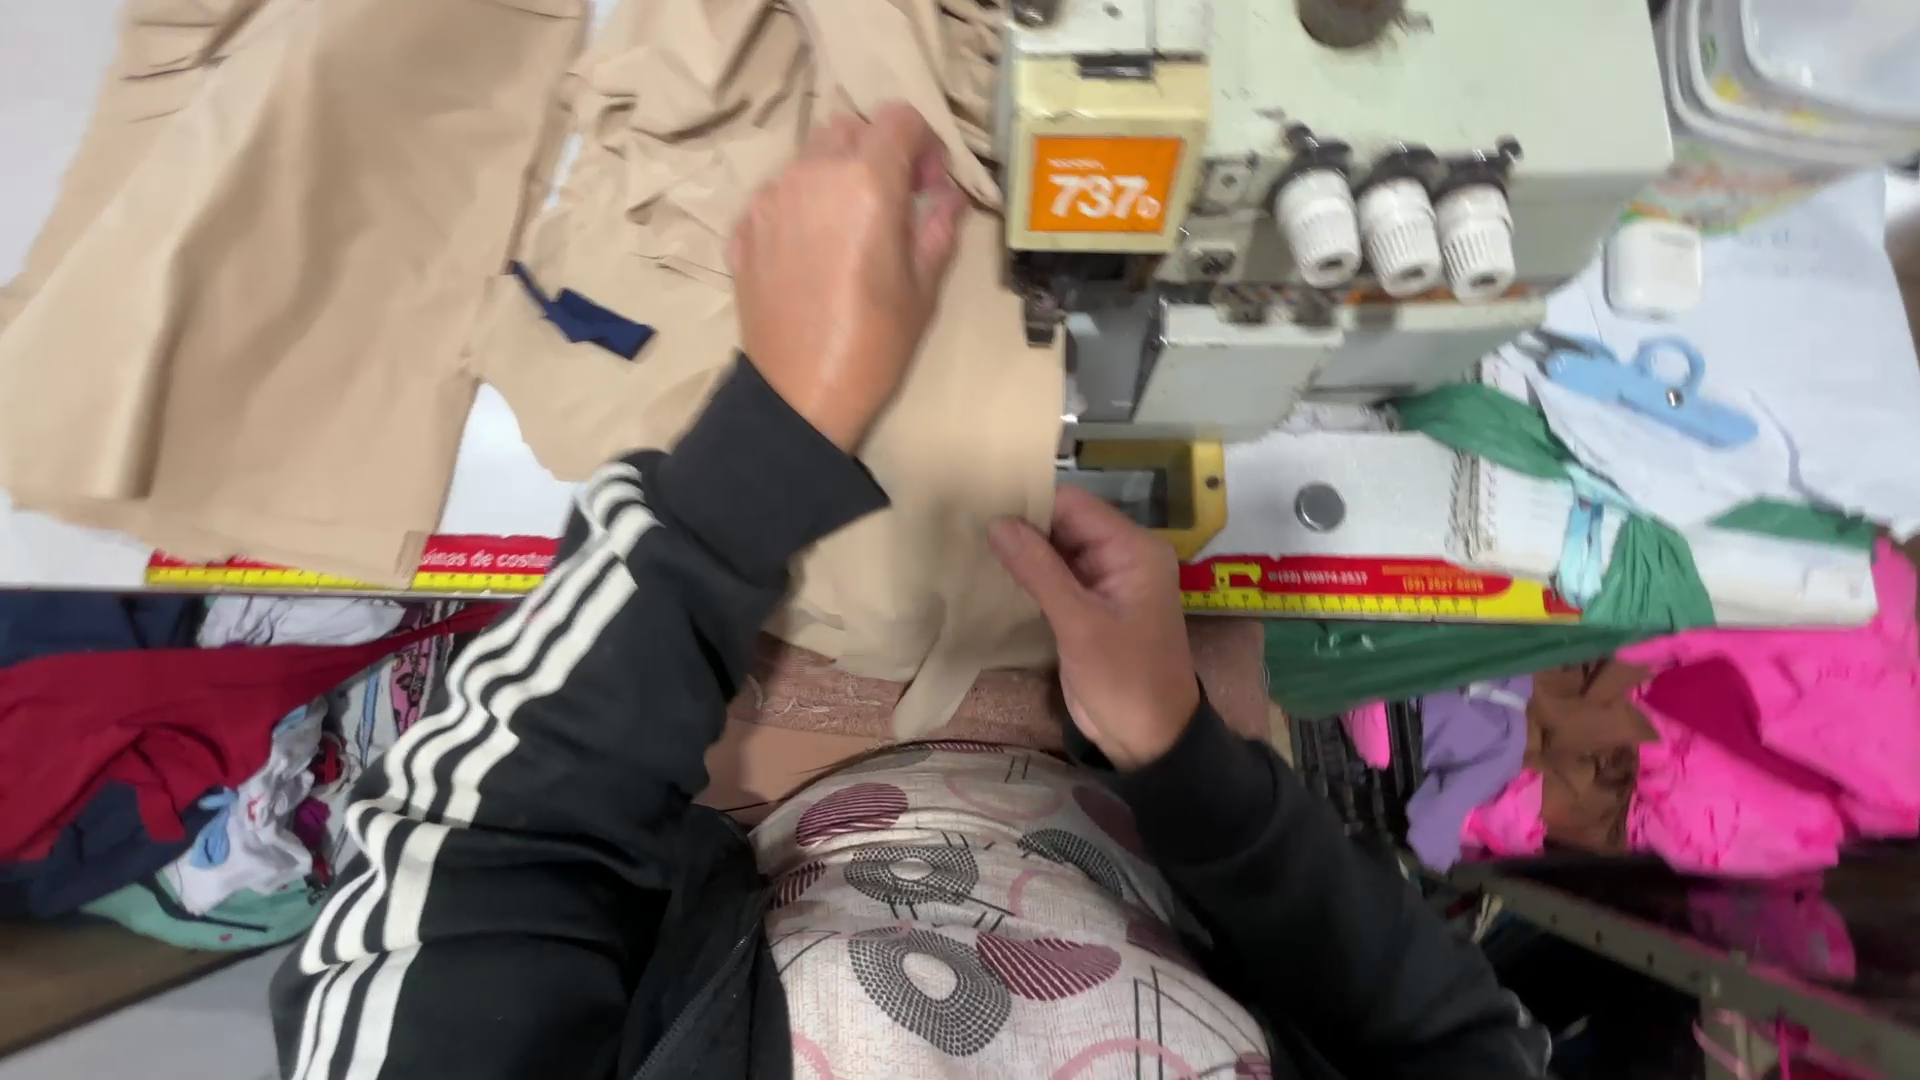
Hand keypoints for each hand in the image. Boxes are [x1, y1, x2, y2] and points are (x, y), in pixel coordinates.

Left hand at [727, 102, 968, 451]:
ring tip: (849, 230)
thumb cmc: (874, 347)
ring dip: (838, 175)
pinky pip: (778, 194)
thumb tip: (948, 195)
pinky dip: (802, 205)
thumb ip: (939, 228)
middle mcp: (811, 175)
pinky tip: (812, 251)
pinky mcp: (743, 229)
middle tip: (894, 204)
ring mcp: (769, 200)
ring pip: (809, 157)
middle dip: (879, 153)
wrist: (801, 397)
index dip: (924, 143)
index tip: (929, 185)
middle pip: (850, 128)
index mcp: (866, 185)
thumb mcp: (923, 292)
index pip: (900, 119)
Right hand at [988, 486, 1200, 769]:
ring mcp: (1105, 580)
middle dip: (1021, 524)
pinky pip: (1056, 574)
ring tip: (971, 541)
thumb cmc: (1124, 679)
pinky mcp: (1089, 604)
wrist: (1150, 740)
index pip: (1074, 505)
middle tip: (966, 522)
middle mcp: (1121, 555)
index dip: (1030, 503)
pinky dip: (1030, 573)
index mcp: (1133, 549)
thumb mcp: (1080, 624)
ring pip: (1057, 548)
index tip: (981, 504)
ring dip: (1022, 549)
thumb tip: (997, 523)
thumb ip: (1039, 570)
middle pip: (1064, 523)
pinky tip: (993, 571)